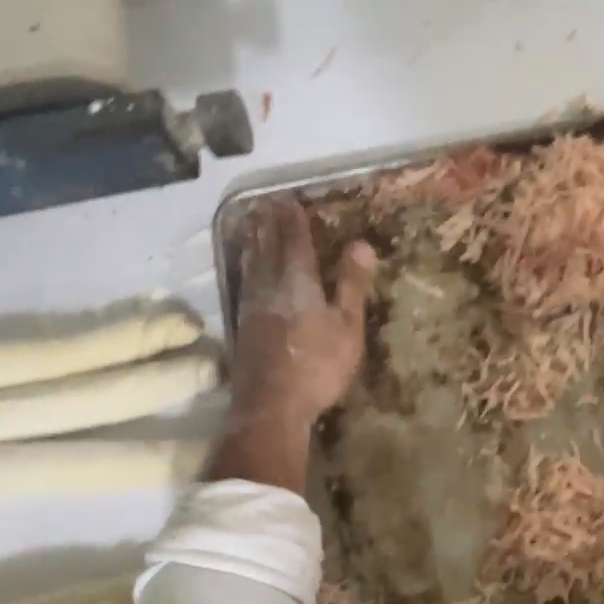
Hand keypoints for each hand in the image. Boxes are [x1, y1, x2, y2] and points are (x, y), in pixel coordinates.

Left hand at [233, 197, 377, 428]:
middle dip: (268, 224)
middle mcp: (270, 286)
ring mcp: (252, 306)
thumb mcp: (347, 327)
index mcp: (298, 281)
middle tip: (265, 204)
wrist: (272, 405)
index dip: (293, 219)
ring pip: (251, 264)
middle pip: (267, 247)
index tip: (289, 199)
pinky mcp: (243, 327)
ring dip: (252, 242)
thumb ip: (351, 285)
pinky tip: (247, 272)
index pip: (294, 240)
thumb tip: (361, 244)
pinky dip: (246, 267)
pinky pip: (244, 283)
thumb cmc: (318, 366)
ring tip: (251, 226)